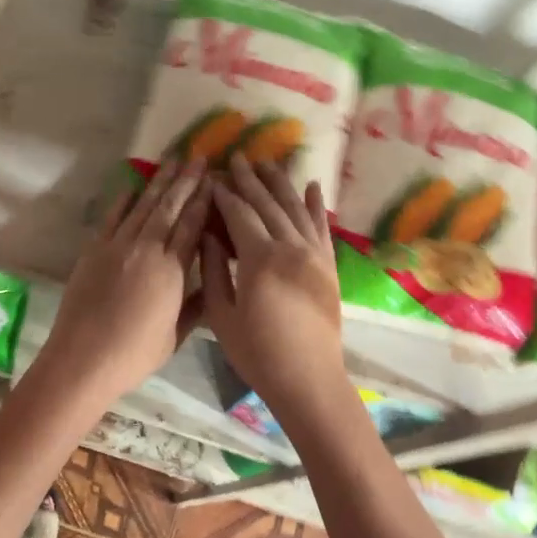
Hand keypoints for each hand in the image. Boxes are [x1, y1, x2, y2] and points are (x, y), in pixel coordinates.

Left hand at [37, 159, 210, 402]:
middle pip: (170, 207)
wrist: (84, 357)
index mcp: (172, 271)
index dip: (204, 201)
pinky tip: (134, 186)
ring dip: (159, 182)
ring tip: (171, 161)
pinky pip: (112, 217)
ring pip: (143, 206)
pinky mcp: (93, 251)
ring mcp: (117, 247)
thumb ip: (195, 306)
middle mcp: (147, 250)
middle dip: (186, 181)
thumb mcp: (175, 335)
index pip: (193, 226)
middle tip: (197, 157)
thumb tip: (213, 285)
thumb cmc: (134, 354)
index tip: (214, 180)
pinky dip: (124, 199)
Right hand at [203, 156, 351, 414]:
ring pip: (295, 209)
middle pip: (268, 204)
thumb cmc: (256, 352)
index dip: (223, 195)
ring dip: (279, 184)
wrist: (307, 378)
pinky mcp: (328, 266)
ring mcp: (314, 254)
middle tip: (236, 159)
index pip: (239, 214)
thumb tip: (207, 235)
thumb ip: (213, 270)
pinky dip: (315, 205)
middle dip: (249, 180)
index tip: (209, 179)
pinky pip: (321, 227)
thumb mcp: (222, 314)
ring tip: (266, 163)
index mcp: (260, 258)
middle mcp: (291, 247)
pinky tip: (311, 186)